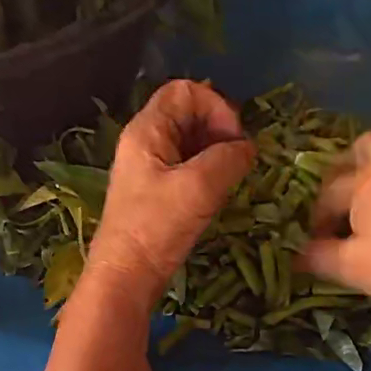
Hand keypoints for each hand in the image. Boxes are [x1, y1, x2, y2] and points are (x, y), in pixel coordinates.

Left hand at [86, 80, 254, 305]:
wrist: (125, 278)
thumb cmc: (156, 228)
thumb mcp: (200, 186)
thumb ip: (229, 157)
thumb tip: (246, 150)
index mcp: (145, 131)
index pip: (186, 91)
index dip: (216, 106)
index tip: (233, 139)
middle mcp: (142, 145)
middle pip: (188, 115)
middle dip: (218, 130)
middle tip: (236, 161)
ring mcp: (146, 172)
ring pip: (189, 145)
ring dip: (215, 155)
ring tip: (229, 180)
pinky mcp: (153, 197)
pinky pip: (184, 171)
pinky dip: (205, 176)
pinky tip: (216, 196)